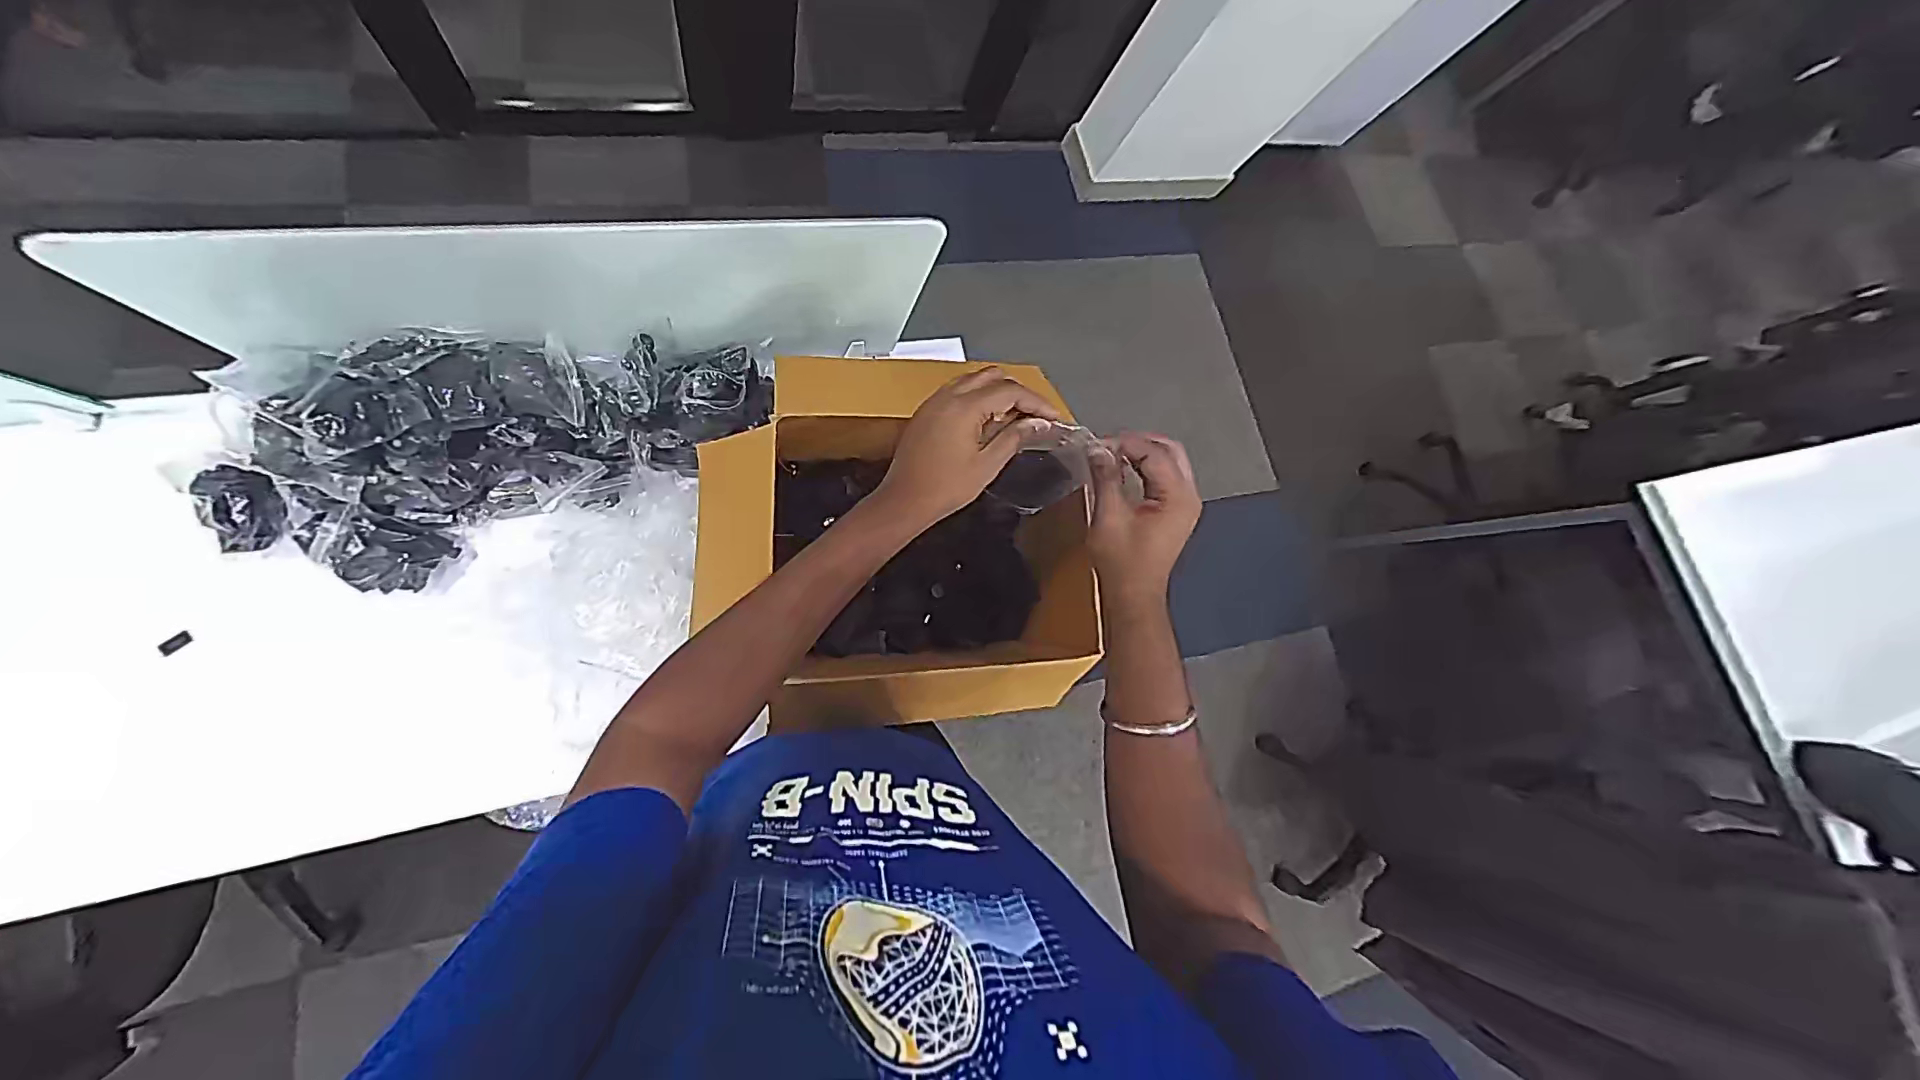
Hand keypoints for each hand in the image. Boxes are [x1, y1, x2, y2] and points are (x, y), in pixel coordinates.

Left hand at [873, 367, 1060, 527]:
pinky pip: (958, 391)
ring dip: (997, 392)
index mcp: (964, 407)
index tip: (1051, 416)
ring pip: (974, 380)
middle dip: (1018, 392)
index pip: (1010, 391)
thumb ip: (1014, 438)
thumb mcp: (987, 465)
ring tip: (1014, 418)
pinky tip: (987, 421)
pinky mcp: (927, 411)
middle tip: (1035, 415)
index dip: (1036, 402)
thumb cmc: (943, 488)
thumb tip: (1036, 423)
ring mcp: (935, 402)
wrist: (904, 500)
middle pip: (993, 377)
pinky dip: (978, 397)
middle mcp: (948, 396)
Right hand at [1088, 432, 1200, 602]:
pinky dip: (1144, 467)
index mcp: (1177, 496)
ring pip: (1169, 461)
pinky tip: (1121, 469)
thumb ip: (1105, 477)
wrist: (1133, 594)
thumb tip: (1097, 448)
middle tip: (1106, 445)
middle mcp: (1188, 495)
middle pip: (1169, 450)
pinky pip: (1164, 476)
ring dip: (1140, 453)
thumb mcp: (1109, 515)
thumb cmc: (1122, 561)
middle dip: (1137, 442)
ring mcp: (1185, 503)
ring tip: (1110, 454)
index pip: (1154, 453)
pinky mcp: (1176, 510)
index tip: (1097, 444)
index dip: (1125, 443)